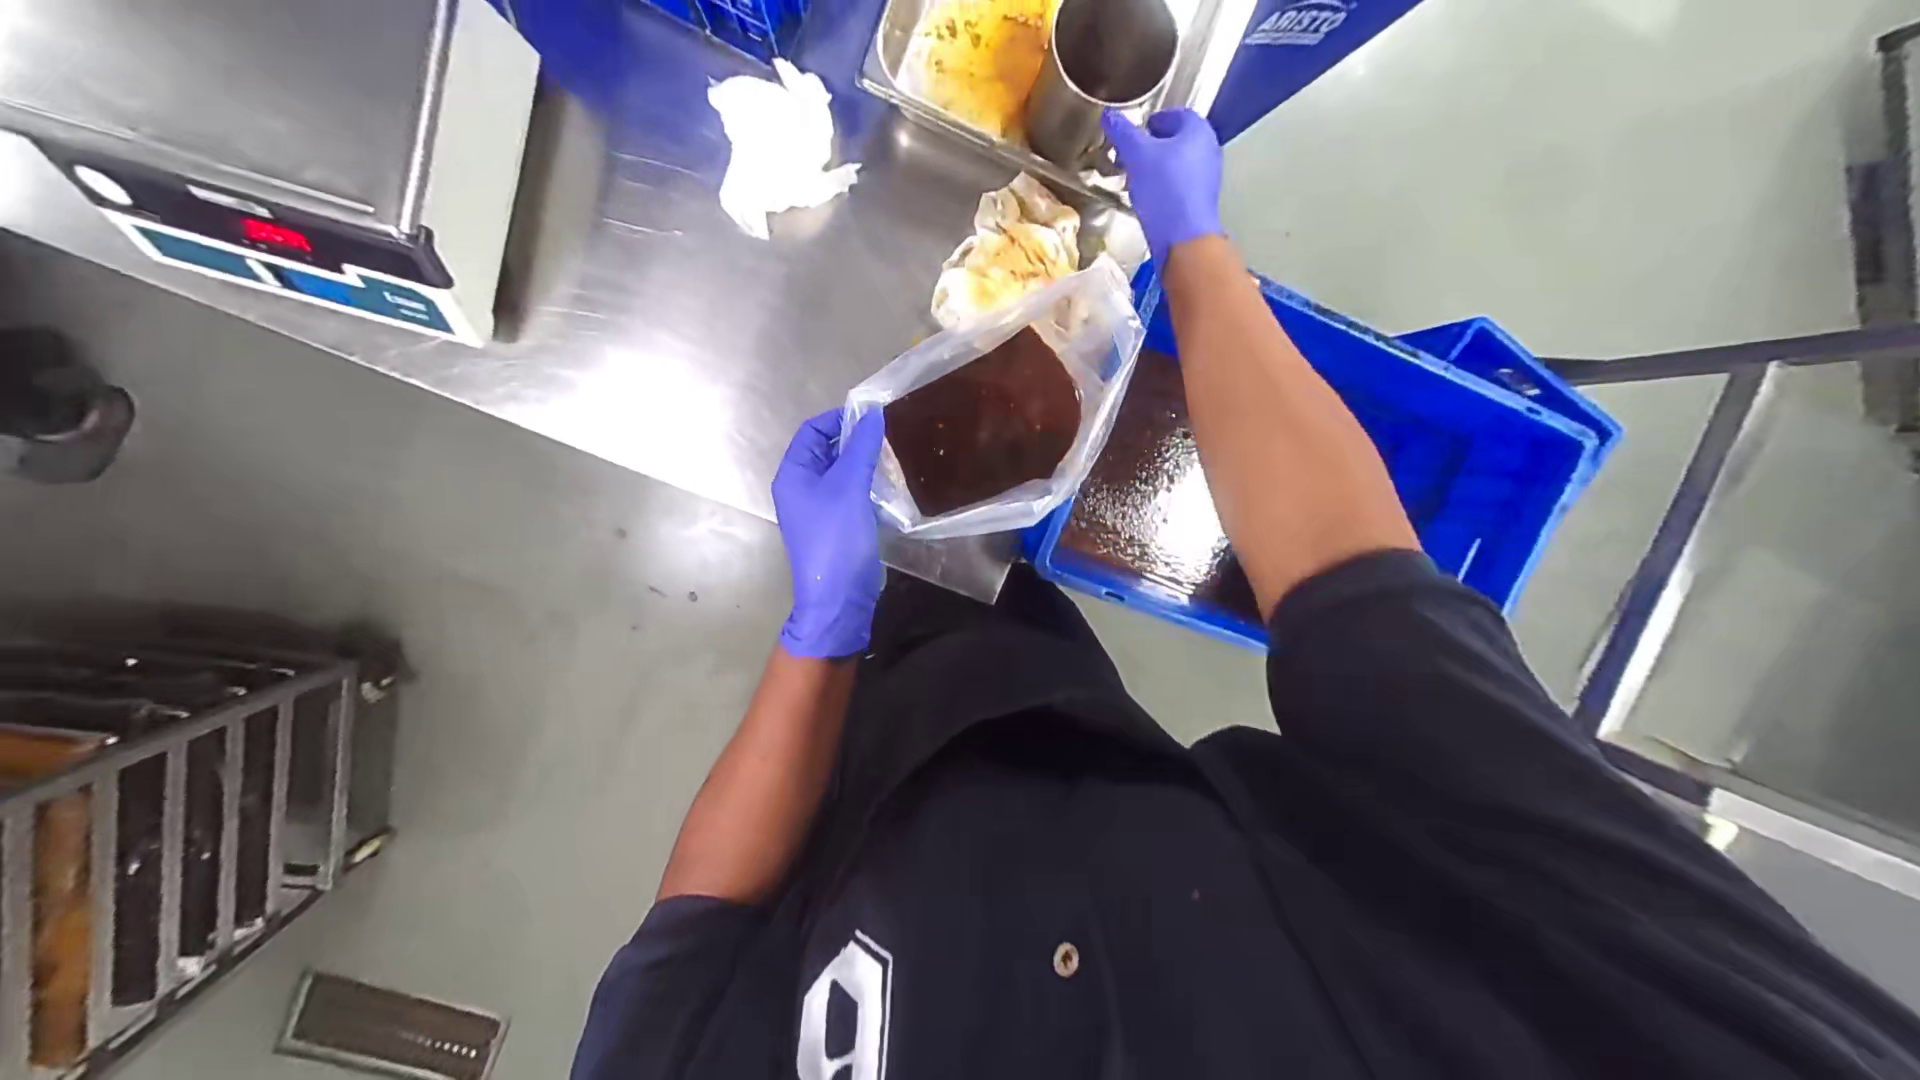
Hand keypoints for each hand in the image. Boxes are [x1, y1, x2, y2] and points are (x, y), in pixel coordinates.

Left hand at [772, 409, 886, 658]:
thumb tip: (872, 414)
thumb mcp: (849, 487)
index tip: (871, 415)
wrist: (840, 597)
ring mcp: (820, 509)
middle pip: (827, 451)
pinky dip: (869, 485)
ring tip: (893, 456)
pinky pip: (852, 495)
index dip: (838, 419)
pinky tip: (892, 485)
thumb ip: (860, 448)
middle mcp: (802, 489)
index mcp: (793, 475)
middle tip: (888, 435)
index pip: (811, 432)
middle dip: (854, 440)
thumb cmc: (837, 538)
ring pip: (842, 474)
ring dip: (864, 463)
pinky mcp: (839, 525)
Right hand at [1102, 108, 1223, 264]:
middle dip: (1153, 146)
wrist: (1182, 238)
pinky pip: (1179, 186)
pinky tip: (1148, 199)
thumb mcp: (1137, 155)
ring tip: (1136, 178)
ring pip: (1178, 164)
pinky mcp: (1200, 201)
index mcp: (1198, 129)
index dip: (1152, 121)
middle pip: (1176, 140)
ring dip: (1157, 168)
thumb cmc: (1164, 189)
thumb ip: (1122, 133)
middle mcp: (1208, 149)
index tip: (1135, 133)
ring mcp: (1207, 177)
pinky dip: (1164, 187)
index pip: (1173, 114)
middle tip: (1132, 155)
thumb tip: (1109, 115)